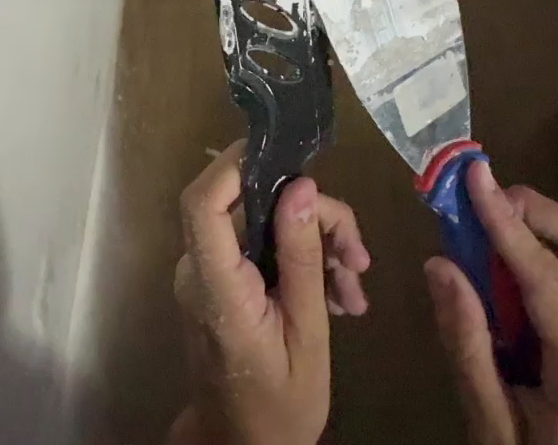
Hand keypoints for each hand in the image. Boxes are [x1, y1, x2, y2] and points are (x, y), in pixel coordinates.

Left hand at [165, 140, 370, 444]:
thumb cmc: (279, 403)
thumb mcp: (307, 334)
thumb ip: (302, 259)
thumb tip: (301, 186)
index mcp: (217, 290)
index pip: (202, 205)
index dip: (234, 165)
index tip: (286, 154)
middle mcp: (200, 270)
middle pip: (248, 205)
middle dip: (310, 216)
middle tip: (357, 254)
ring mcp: (207, 272)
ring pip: (260, 221)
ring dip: (314, 240)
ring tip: (354, 284)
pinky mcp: (220, 277)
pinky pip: (258, 243)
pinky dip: (298, 256)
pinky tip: (337, 289)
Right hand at [426, 162, 557, 444]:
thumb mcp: (490, 423)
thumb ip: (466, 344)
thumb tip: (439, 263)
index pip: (547, 280)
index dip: (507, 224)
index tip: (475, 178)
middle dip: (536, 211)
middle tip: (483, 199)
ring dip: (541, 226)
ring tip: (489, 223)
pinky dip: (544, 253)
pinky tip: (505, 263)